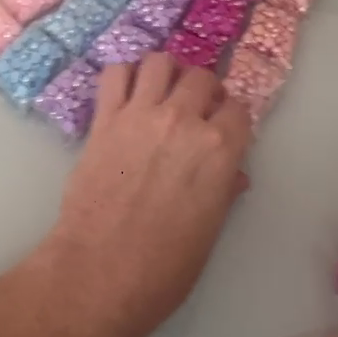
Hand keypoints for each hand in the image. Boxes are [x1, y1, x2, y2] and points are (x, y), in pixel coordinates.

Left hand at [34, 53, 253, 336]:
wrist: (98, 274)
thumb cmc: (163, 268)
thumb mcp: (209, 233)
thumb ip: (223, 191)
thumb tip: (233, 173)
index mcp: (218, 149)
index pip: (238, 109)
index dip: (232, 117)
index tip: (225, 126)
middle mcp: (182, 120)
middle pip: (201, 78)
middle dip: (203, 91)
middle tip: (195, 109)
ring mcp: (140, 114)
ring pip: (160, 62)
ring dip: (166, 73)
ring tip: (162, 91)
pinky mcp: (105, 118)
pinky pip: (115, 73)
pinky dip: (124, 75)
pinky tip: (127, 92)